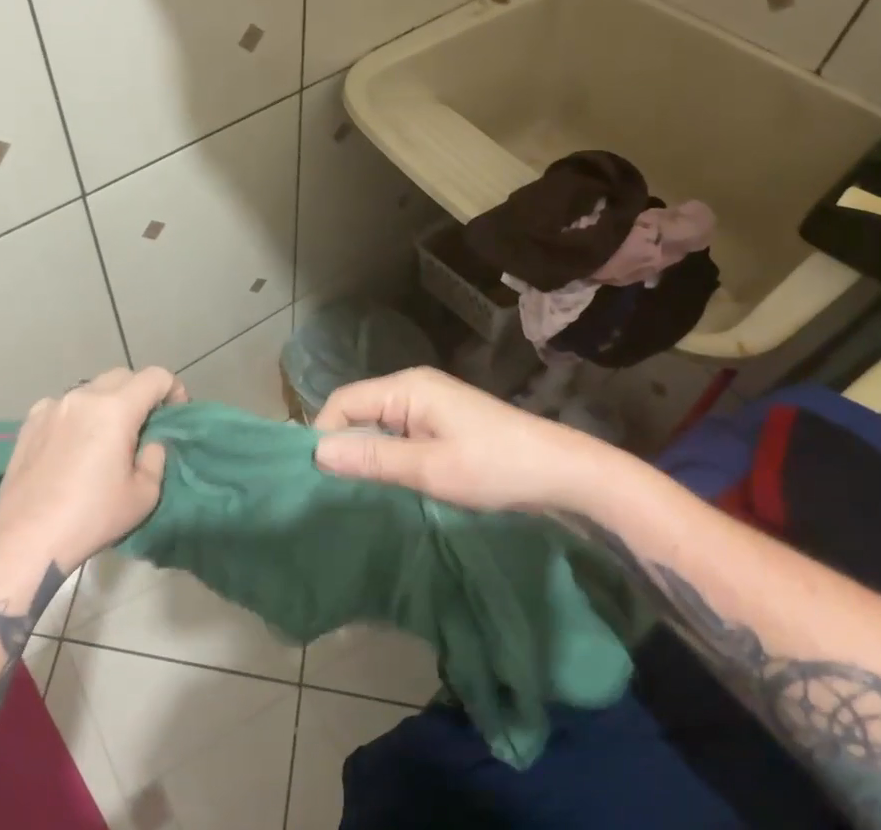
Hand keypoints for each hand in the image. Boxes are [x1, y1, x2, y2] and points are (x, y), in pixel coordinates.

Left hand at [0, 366, 185, 570]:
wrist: (26, 538)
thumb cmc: (91, 517)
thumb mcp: (143, 495)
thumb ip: (155, 458)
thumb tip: (150, 443)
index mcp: (115, 410)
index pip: (155, 377)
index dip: (173, 390)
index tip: (175, 414)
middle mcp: (81, 398)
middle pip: (122, 376)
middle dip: (140, 393)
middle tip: (144, 426)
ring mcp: (50, 407)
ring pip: (90, 389)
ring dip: (107, 403)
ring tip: (107, 437)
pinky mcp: (28, 423)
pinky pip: (63, 406)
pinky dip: (78, 415)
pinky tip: (74, 445)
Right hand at [313, 366, 642, 513]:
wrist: (563, 471)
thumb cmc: (496, 467)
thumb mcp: (429, 468)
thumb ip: (373, 458)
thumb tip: (317, 452)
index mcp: (406, 388)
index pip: (342, 403)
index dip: (324, 436)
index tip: (317, 480)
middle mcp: (413, 388)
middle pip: (357, 412)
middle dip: (343, 447)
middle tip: (333, 491)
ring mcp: (429, 405)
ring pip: (377, 426)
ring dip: (367, 456)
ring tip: (357, 493)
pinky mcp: (441, 424)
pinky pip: (398, 436)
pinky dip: (388, 458)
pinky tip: (388, 485)